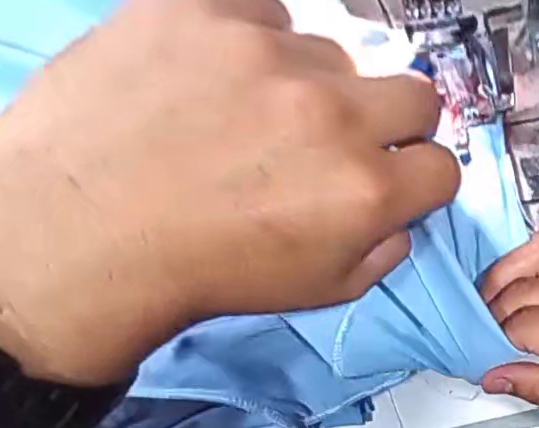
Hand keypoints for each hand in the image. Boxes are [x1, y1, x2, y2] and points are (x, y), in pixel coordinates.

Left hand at [0, 0, 460, 385]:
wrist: (92, 227)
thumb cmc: (224, 272)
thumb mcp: (331, 289)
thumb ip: (384, 249)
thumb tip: (397, 215)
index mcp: (371, 190)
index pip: (445, 168)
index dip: (426, 180)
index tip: (401, 184)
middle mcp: (335, 115)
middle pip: (419, 96)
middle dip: (402, 124)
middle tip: (356, 141)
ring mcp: (266, 52)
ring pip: (337, 55)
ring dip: (322, 85)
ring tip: (267, 111)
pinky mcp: (199, 8)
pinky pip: (265, 6)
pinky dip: (260, 36)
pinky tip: (228, 71)